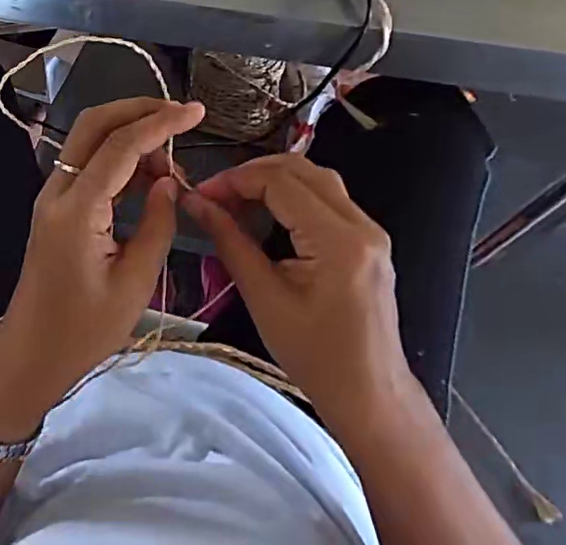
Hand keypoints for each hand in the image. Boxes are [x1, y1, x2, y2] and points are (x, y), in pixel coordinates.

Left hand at [0, 98, 205, 440]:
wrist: (30, 354)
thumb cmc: (84, 331)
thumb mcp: (135, 283)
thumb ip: (158, 224)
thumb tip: (171, 181)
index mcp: (77, 210)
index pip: (120, 145)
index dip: (161, 122)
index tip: (196, 111)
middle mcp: (59, 190)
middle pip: (94, 123)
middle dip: (139, 109)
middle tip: (181, 116)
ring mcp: (54, 195)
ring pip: (91, 138)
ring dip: (132, 134)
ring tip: (172, 165)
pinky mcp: (58, 205)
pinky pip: (91, 163)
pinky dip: (122, 157)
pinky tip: (151, 178)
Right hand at [182, 154, 411, 415]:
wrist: (370, 396)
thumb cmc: (315, 356)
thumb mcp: (263, 298)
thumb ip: (229, 241)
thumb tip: (195, 203)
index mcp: (338, 240)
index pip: (280, 182)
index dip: (236, 180)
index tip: (202, 193)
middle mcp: (361, 224)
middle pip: (301, 169)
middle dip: (253, 173)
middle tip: (216, 194)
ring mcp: (370, 230)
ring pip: (316, 178)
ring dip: (274, 179)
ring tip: (237, 199)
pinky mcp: (368, 239)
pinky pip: (328, 198)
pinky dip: (293, 195)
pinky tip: (267, 212)